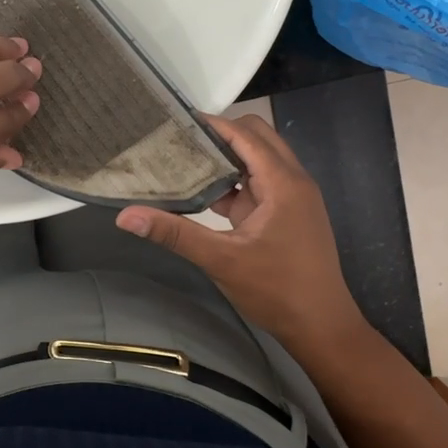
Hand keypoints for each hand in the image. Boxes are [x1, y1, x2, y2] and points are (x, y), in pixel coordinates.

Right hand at [114, 114, 363, 343]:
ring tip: (187, 159)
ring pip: (260, 159)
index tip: (177, 120)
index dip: (213, 123)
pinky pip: (260, 182)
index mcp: (284, 183)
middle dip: (221, 134)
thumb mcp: (220, 260)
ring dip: (228, 156)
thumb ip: (174, 233)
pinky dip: (234, 180)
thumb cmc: (276, 290)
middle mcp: (293, 181)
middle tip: (180, 140)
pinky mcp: (289, 214)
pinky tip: (203, 193)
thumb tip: (125, 216)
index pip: (246, 134)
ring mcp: (293, 198)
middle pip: (258, 137)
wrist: (322, 327)